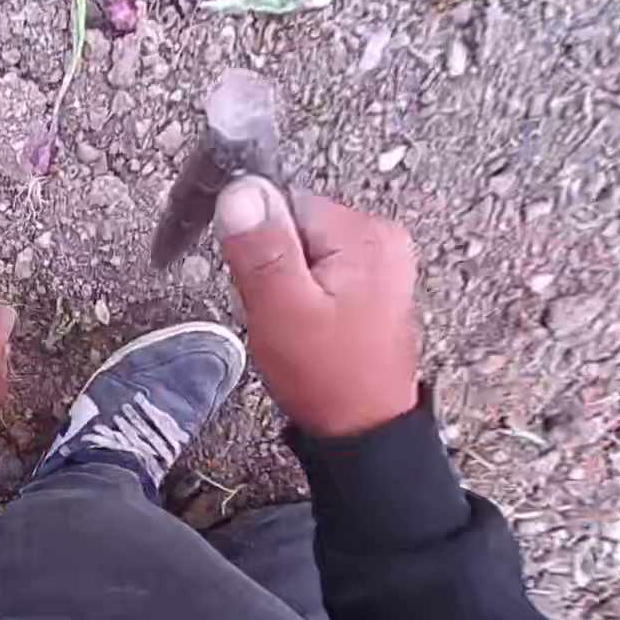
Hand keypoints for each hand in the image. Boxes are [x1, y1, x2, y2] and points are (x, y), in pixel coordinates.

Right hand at [215, 176, 419, 437]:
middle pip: (294, 228)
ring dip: (284, 286)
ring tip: (294, 325)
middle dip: (272, 268)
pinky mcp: (370, 287)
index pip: (285, 203)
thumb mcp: (282, 310)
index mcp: (365, 235)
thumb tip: (240, 190)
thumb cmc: (328, 376)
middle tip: (278, 311)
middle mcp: (380, 240)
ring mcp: (378, 265)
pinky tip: (306, 328)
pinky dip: (301, 298)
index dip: (259, 244)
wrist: (362, 429)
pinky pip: (317, 275)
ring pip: (301, 254)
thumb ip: (260, 249)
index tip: (261, 284)